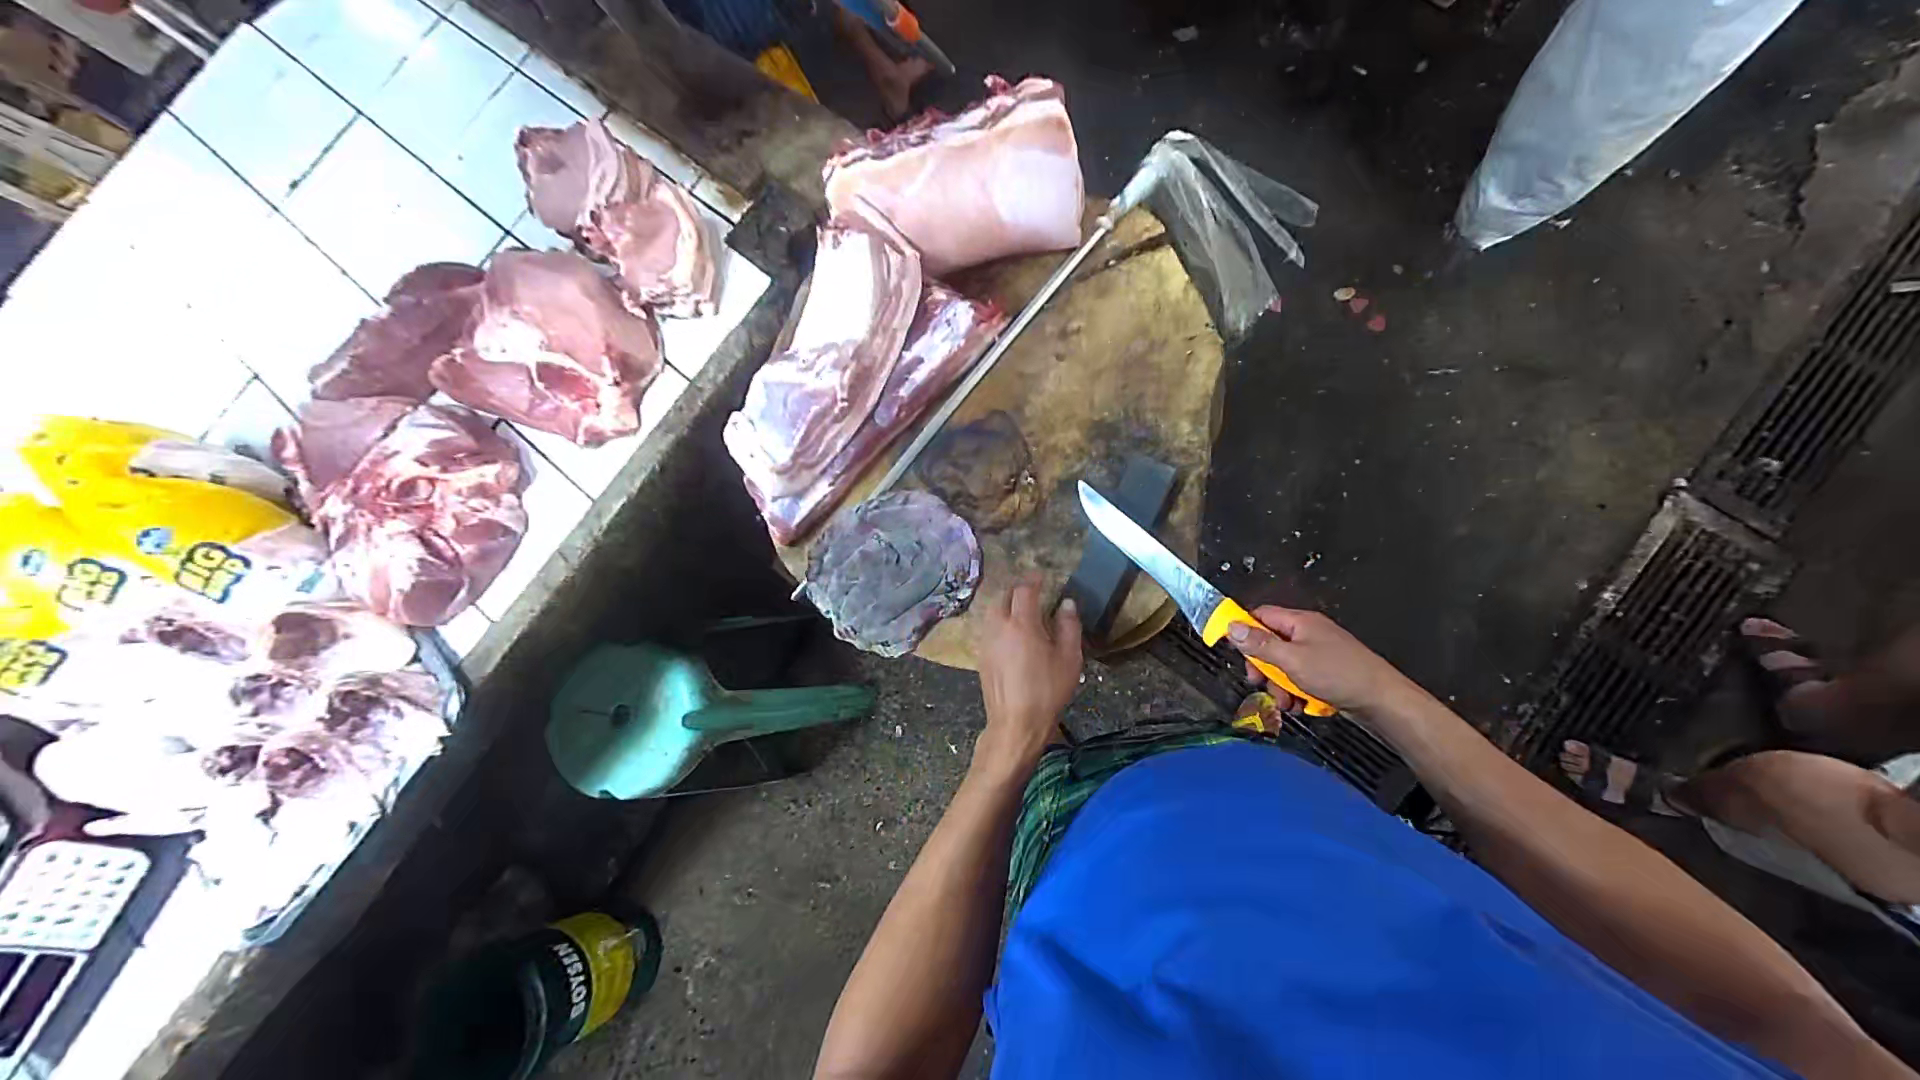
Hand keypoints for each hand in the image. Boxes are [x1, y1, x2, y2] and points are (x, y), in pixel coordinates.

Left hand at [974, 577, 1081, 773]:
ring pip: (992, 612)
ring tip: (1021, 609)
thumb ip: (1069, 626)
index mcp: (1022, 624)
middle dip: (1016, 590)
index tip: (1042, 577)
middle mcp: (999, 627)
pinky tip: (1011, 633)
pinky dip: (999, 621)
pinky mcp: (981, 656)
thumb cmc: (1047, 691)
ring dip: (1005, 604)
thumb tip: (1067, 604)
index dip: (1033, 580)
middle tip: (1032, 591)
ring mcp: (986, 642)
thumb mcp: (1069, 659)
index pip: (1024, 590)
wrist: (1015, 723)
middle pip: (1002, 597)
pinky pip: (988, 628)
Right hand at [1229, 606, 1427, 719]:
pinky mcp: (1326, 674)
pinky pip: (1300, 680)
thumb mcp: (1291, 660)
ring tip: (1288, 701)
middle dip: (1263, 667)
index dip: (1243, 629)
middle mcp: (1308, 634)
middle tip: (1261, 682)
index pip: (1260, 616)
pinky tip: (1303, 705)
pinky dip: (1297, 694)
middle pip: (1269, 644)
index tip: (1233, 648)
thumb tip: (1232, 626)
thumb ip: (1259, 644)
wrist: (1384, 702)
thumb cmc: (1341, 675)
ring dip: (1280, 686)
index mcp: (1300, 622)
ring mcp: (1318, 655)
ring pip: (1283, 667)